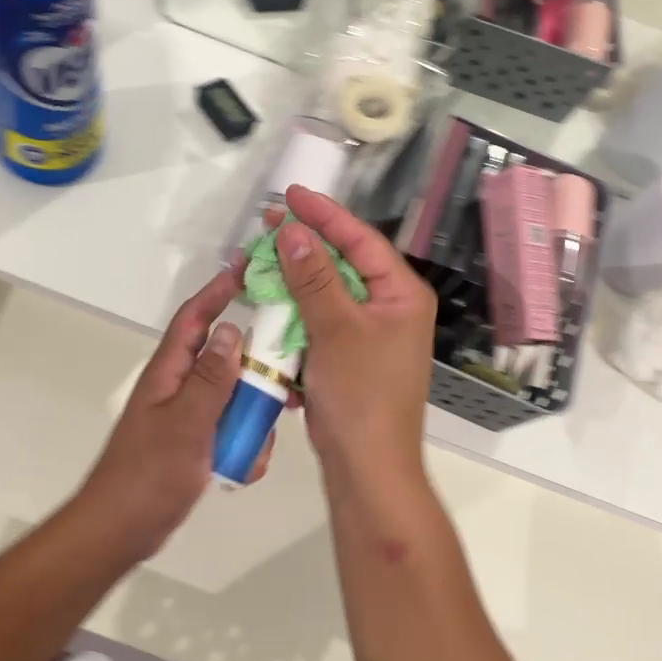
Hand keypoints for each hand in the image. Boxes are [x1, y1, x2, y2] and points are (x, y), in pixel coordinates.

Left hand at [74, 270, 273, 560]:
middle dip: (254, 371)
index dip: (218, 293)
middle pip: (224, 360)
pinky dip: (242, 447)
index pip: (194, 319)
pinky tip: (244, 468)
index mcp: (168, 373)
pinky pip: (230, 432)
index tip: (249, 271)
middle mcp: (178, 388)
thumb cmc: (150, 474)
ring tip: (261, 441)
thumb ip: (211, 378)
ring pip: (233, 399)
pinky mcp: (196, 444)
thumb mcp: (187, 423)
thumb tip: (233, 330)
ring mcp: (187, 418)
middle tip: (286, 379)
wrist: (123, 528)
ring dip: (251, 418)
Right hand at [276, 185, 436, 481]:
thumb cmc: (361, 394)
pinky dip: (296, 318)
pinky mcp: (348, 360)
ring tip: (260, 265)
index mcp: (401, 294)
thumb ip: (313, 277)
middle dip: (304, 247)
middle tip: (266, 225)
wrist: (367, 466)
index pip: (361, 240)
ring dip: (294, 284)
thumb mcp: (336, 329)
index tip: (290, 194)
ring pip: (326, 296)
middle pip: (342, 265)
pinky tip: (270, 310)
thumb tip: (292, 230)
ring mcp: (369, 336)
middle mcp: (389, 309)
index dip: (325, 215)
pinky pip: (319, 326)